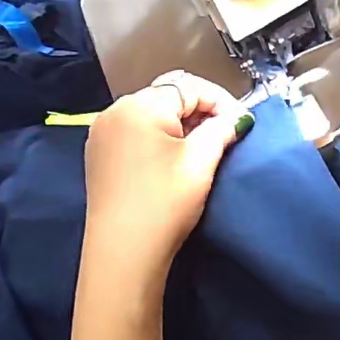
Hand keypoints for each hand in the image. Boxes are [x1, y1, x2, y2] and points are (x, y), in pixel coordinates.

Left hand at [82, 71, 252, 279]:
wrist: (123, 252)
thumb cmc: (164, 204)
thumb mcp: (200, 162)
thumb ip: (221, 130)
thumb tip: (234, 118)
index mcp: (139, 106)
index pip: (189, 87)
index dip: (220, 101)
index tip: (241, 123)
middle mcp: (114, 111)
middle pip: (167, 97)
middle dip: (199, 112)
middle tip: (224, 137)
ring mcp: (102, 134)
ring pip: (150, 115)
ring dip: (179, 126)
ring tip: (201, 150)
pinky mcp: (98, 155)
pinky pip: (134, 133)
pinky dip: (157, 139)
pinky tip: (172, 161)